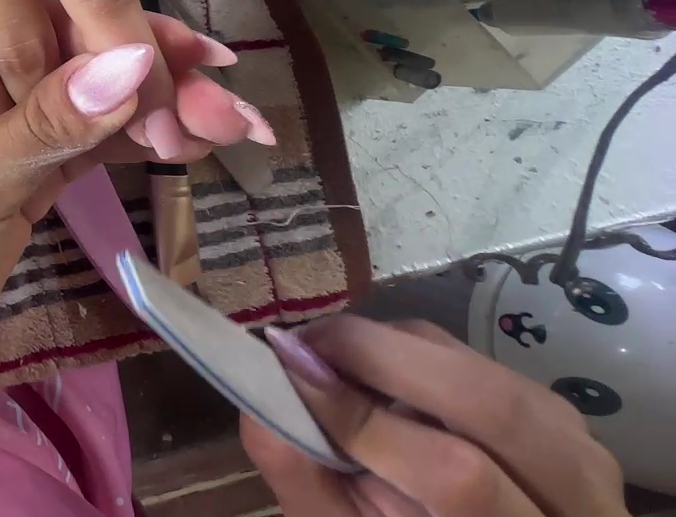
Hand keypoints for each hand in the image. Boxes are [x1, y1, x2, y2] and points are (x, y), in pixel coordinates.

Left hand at [0, 6, 266, 374]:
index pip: (40, 23)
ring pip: (93, 106)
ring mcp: (7, 129)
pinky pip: (91, 147)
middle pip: (77, 62)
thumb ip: (46, 125)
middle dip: (157, 78)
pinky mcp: (27, 173)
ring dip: (162, 112)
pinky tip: (190, 144)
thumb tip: (131, 59)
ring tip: (238, 127)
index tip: (196, 56)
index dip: (120, 34)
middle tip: (234, 108)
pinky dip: (138, 144)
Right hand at [247, 316, 627, 516]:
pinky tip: (371, 371)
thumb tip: (258, 399)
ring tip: (326, 357)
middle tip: (300, 343)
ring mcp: (584, 457)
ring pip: (482, 371)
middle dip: (376, 356)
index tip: (282, 368)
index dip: (359, 417)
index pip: (455, 476)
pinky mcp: (557, 416)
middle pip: (490, 406)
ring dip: (389, 349)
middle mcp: (582, 506)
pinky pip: (476, 359)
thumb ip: (299, 473)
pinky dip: (407, 350)